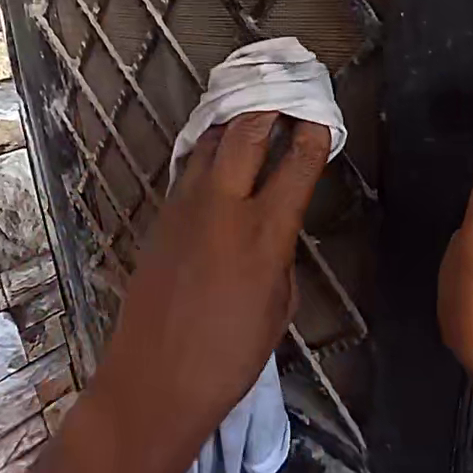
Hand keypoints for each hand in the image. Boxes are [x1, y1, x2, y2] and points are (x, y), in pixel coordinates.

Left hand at [88, 112, 330, 472]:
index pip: (296, 167)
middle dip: (268, 107)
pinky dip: (207, 151)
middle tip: (283, 92)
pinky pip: (187, 170)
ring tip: (250, 107)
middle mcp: (223, 208)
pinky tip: (217, 150)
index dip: (313, 137)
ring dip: (234, 121)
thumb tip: (274, 226)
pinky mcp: (160, 217)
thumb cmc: (229, 358)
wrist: (153, 380)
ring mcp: (184, 208)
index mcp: (263, 235)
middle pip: (246, 135)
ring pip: (210, 144)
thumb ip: (280, 255)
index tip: (320, 119)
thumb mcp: (278, 308)